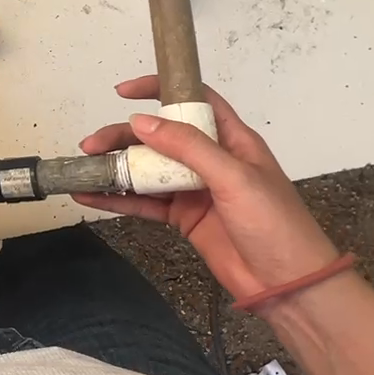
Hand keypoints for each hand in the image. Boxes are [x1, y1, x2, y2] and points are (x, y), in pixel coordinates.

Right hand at [73, 76, 340, 302]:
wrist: (289, 285)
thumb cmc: (274, 224)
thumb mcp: (234, 178)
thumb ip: (188, 147)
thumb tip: (140, 121)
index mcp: (231, 141)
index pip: (193, 101)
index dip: (159, 90)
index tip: (123, 92)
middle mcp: (209, 160)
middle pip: (158, 138)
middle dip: (122, 137)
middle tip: (90, 146)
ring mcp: (193, 189)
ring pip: (145, 169)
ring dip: (114, 167)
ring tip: (84, 170)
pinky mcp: (181, 217)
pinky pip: (143, 202)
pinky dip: (116, 199)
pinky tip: (90, 197)